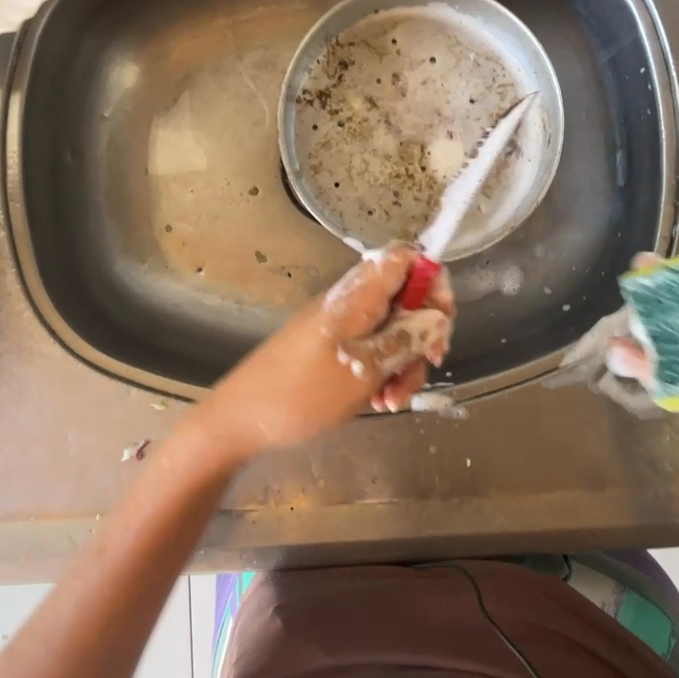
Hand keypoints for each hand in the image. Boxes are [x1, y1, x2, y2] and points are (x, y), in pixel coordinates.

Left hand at [195, 242, 455, 463]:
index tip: (439, 323)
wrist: (239, 420)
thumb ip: (403, 341)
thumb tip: (436, 316)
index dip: (432, 281)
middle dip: (422, 337)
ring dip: (404, 365)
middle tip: (424, 369)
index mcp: (357, 295)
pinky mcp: (333, 350)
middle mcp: (352, 302)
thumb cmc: (300, 393)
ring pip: (393, 332)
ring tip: (393, 402)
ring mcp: (342, 327)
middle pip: (407, 299)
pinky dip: (383, 374)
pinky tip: (379, 403)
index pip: (406, 257)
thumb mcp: (362, 370)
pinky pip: (372, 352)